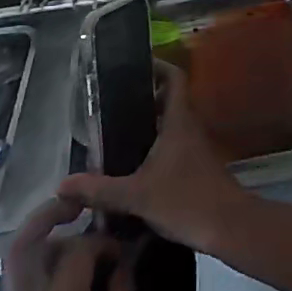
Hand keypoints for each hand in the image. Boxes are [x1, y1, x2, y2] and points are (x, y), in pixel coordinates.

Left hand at [0, 197, 136, 290]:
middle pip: (20, 246)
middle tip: (72, 205)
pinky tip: (70, 288)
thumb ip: (121, 284)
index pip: (79, 250)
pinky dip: (44, 276)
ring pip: (19, 268)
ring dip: (46, 249)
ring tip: (78, 252)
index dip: (104, 241)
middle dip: (45, 216)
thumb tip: (122, 256)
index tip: (122, 249)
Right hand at [59, 60, 245, 251]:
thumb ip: (99, 189)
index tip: (134, 65)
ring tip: (114, 131)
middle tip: (111, 103)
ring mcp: (196, 147)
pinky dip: (155, 145)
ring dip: (149, 123)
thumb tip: (62, 184)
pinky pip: (174, 145)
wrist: (229, 226)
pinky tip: (132, 164)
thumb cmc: (187, 201)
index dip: (158, 66)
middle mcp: (190, 128)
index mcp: (179, 122)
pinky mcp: (197, 166)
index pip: (175, 79)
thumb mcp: (137, 196)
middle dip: (144, 97)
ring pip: (172, 124)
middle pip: (170, 100)